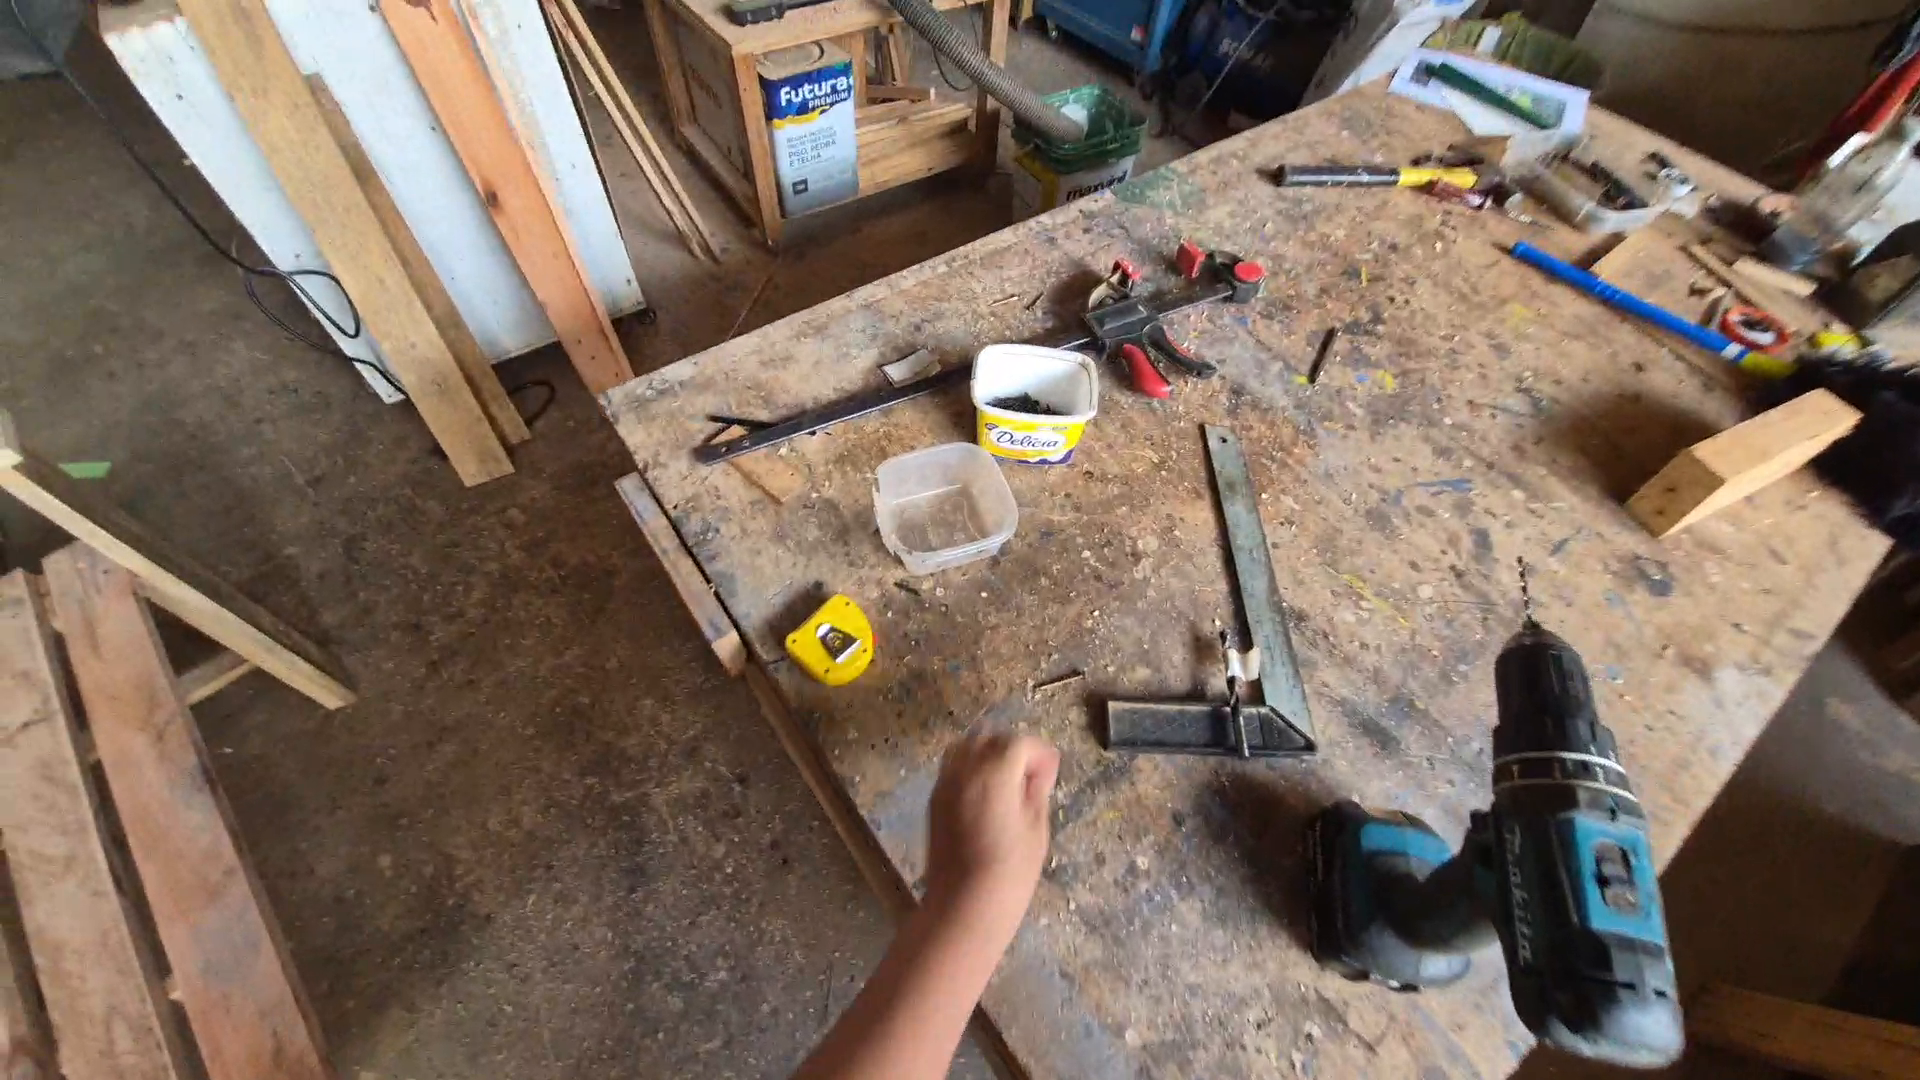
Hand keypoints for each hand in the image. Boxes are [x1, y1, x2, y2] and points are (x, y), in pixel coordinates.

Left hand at [923, 735, 1059, 932]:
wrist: (964, 905)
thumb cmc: (1011, 871)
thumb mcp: (1036, 829)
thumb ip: (1036, 790)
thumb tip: (1040, 769)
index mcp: (995, 773)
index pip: (1018, 743)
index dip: (1039, 752)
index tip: (1051, 769)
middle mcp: (966, 769)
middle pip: (990, 737)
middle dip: (1013, 748)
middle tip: (1031, 773)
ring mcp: (945, 782)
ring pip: (966, 746)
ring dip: (988, 752)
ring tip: (1006, 779)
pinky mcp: (934, 798)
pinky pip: (952, 766)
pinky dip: (970, 766)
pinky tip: (984, 791)